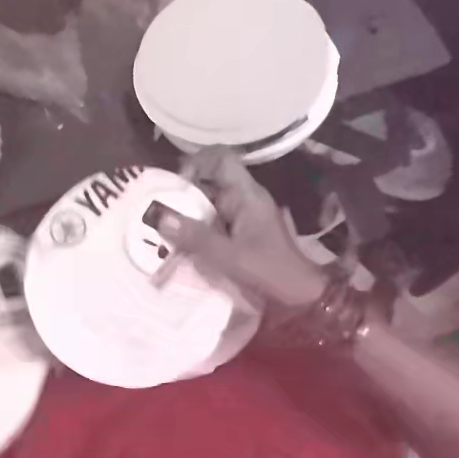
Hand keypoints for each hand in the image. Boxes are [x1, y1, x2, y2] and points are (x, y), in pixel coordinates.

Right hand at [158, 147, 328, 307]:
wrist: (301, 298)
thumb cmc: (269, 272)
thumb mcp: (228, 256)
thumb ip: (193, 236)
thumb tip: (157, 215)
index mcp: (247, 195)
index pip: (220, 160)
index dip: (196, 163)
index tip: (175, 185)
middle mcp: (244, 199)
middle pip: (209, 182)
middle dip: (182, 193)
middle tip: (157, 210)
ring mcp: (242, 216)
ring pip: (207, 203)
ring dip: (185, 214)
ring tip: (161, 227)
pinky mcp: (239, 233)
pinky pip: (211, 222)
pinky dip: (193, 228)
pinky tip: (177, 243)